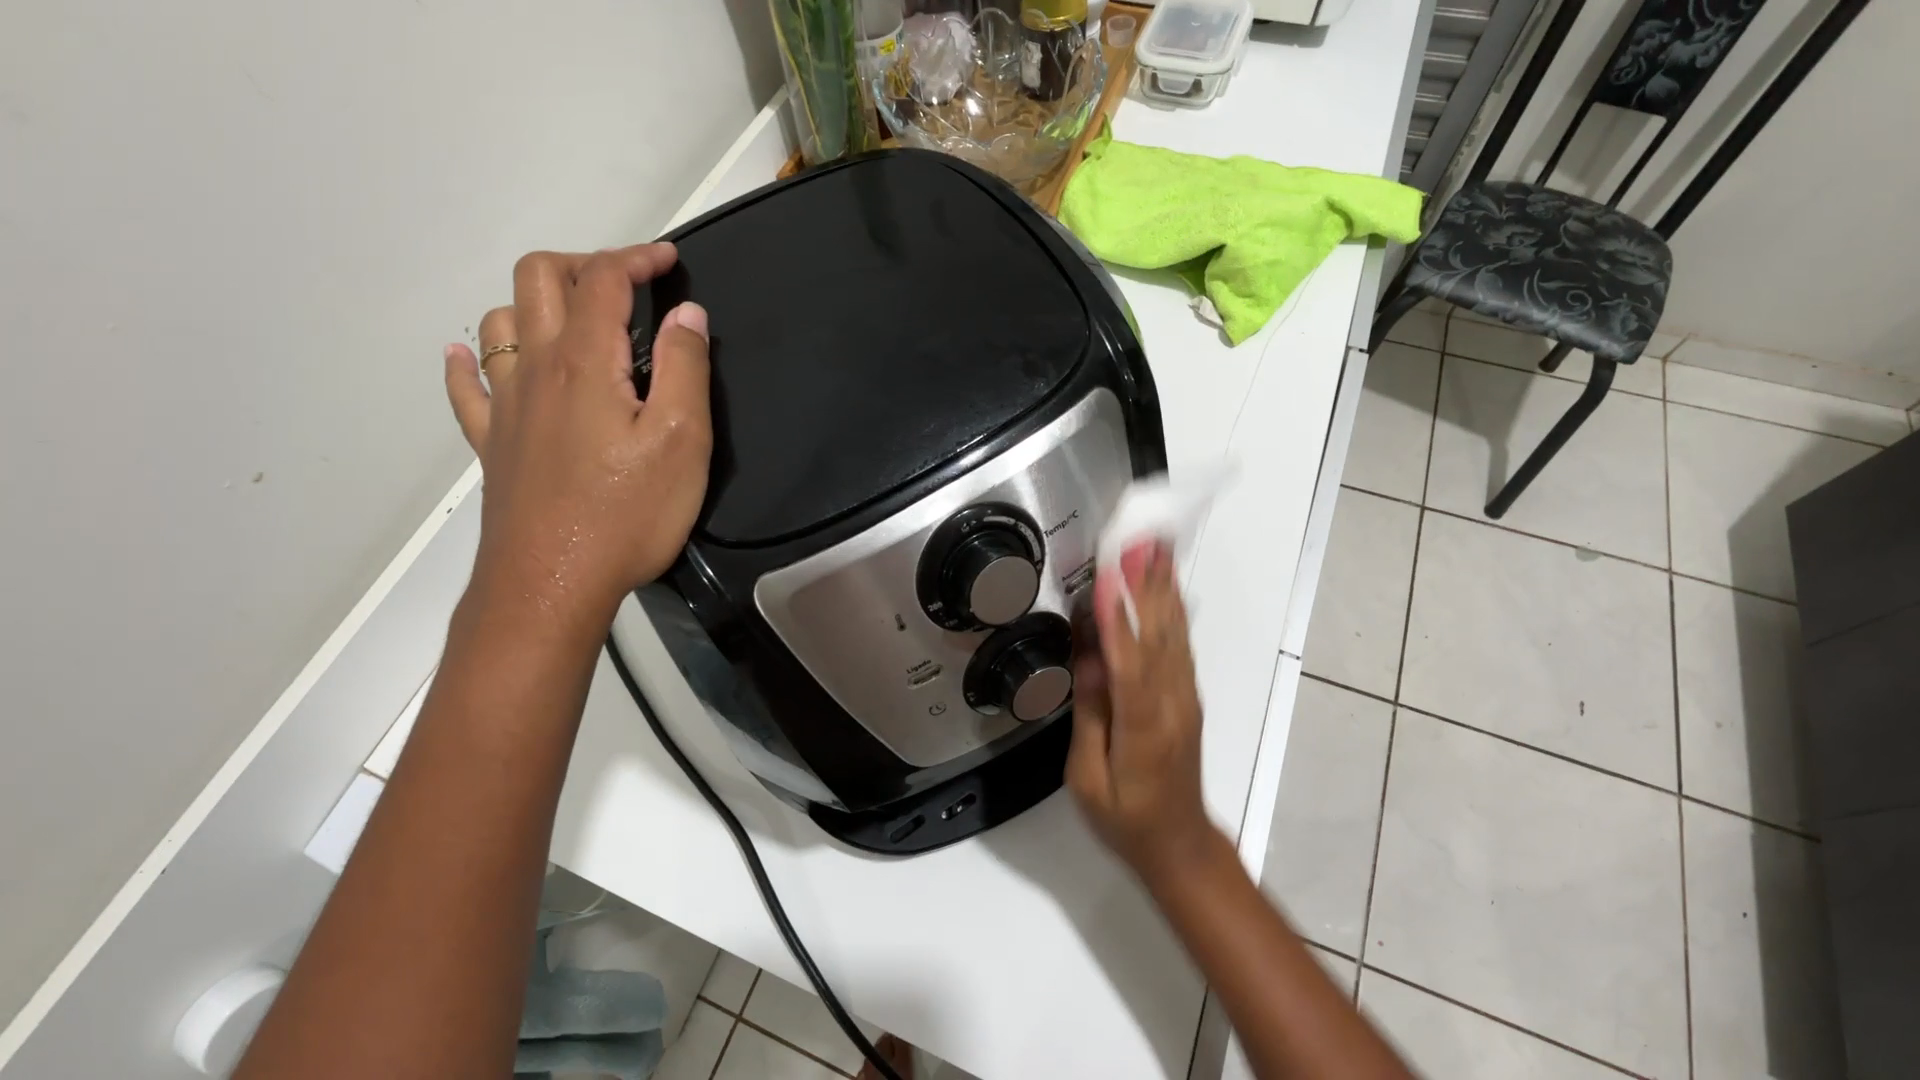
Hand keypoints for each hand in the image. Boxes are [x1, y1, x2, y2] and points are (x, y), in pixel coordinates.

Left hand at [444, 243, 711, 621]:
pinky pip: (467, 387)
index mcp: (585, 361)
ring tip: (573, 319)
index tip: (668, 260)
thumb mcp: (681, 440)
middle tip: (624, 284)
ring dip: (535, 303)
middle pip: (539, 279)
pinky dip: (470, 360)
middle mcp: (537, 369)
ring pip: (499, 322)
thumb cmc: (626, 515)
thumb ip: (684, 368)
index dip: (637, 257)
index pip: (603, 278)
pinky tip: (470, 356)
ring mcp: (506, 407)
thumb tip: (686, 314)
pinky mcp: (492, 445)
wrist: (551, 585)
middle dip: (583, 263)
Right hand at [1066, 542, 1220, 880]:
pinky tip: (1166, 588)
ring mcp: (1184, 697)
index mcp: (1143, 729)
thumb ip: (1090, 717)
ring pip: (1174, 634)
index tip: (1107, 577)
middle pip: (1159, 636)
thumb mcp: (1088, 780)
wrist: (1178, 842)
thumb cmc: (1125, 818)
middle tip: (1141, 540)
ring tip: (1158, 547)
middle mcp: (1171, 704)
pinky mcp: (1187, 696)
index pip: (1128, 664)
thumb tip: (1089, 662)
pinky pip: (1179, 646)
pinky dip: (1172, 611)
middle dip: (1148, 585)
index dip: (1116, 620)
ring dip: (1164, 588)